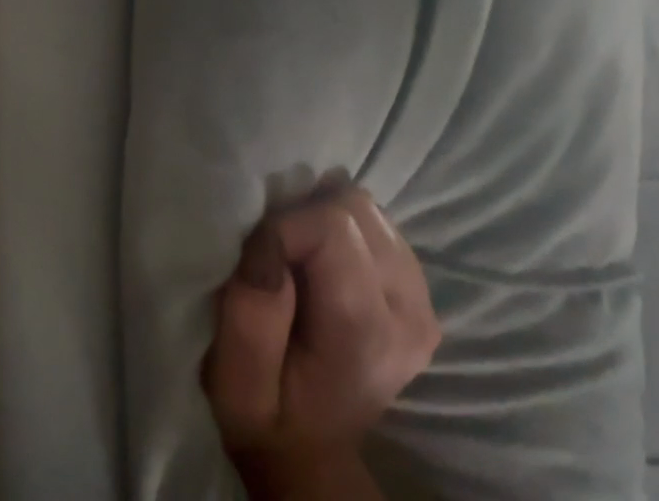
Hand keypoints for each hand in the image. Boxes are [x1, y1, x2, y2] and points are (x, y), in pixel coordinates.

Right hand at [205, 179, 440, 490]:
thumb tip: (267, 249)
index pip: (332, 227)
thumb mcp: (236, 373)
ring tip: (288, 259)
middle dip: (299, 217)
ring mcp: (423, 304)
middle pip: (358, 211)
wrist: (305, 447)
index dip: (278, 228)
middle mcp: (412, 312)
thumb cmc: (260, 408)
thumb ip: (252, 311)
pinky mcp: (416, 297)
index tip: (249, 261)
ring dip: (317, 221)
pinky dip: (335, 232)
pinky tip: (312, 264)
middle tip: (265, 254)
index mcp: (367, 331)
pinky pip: (376, 231)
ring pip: (370, 213)